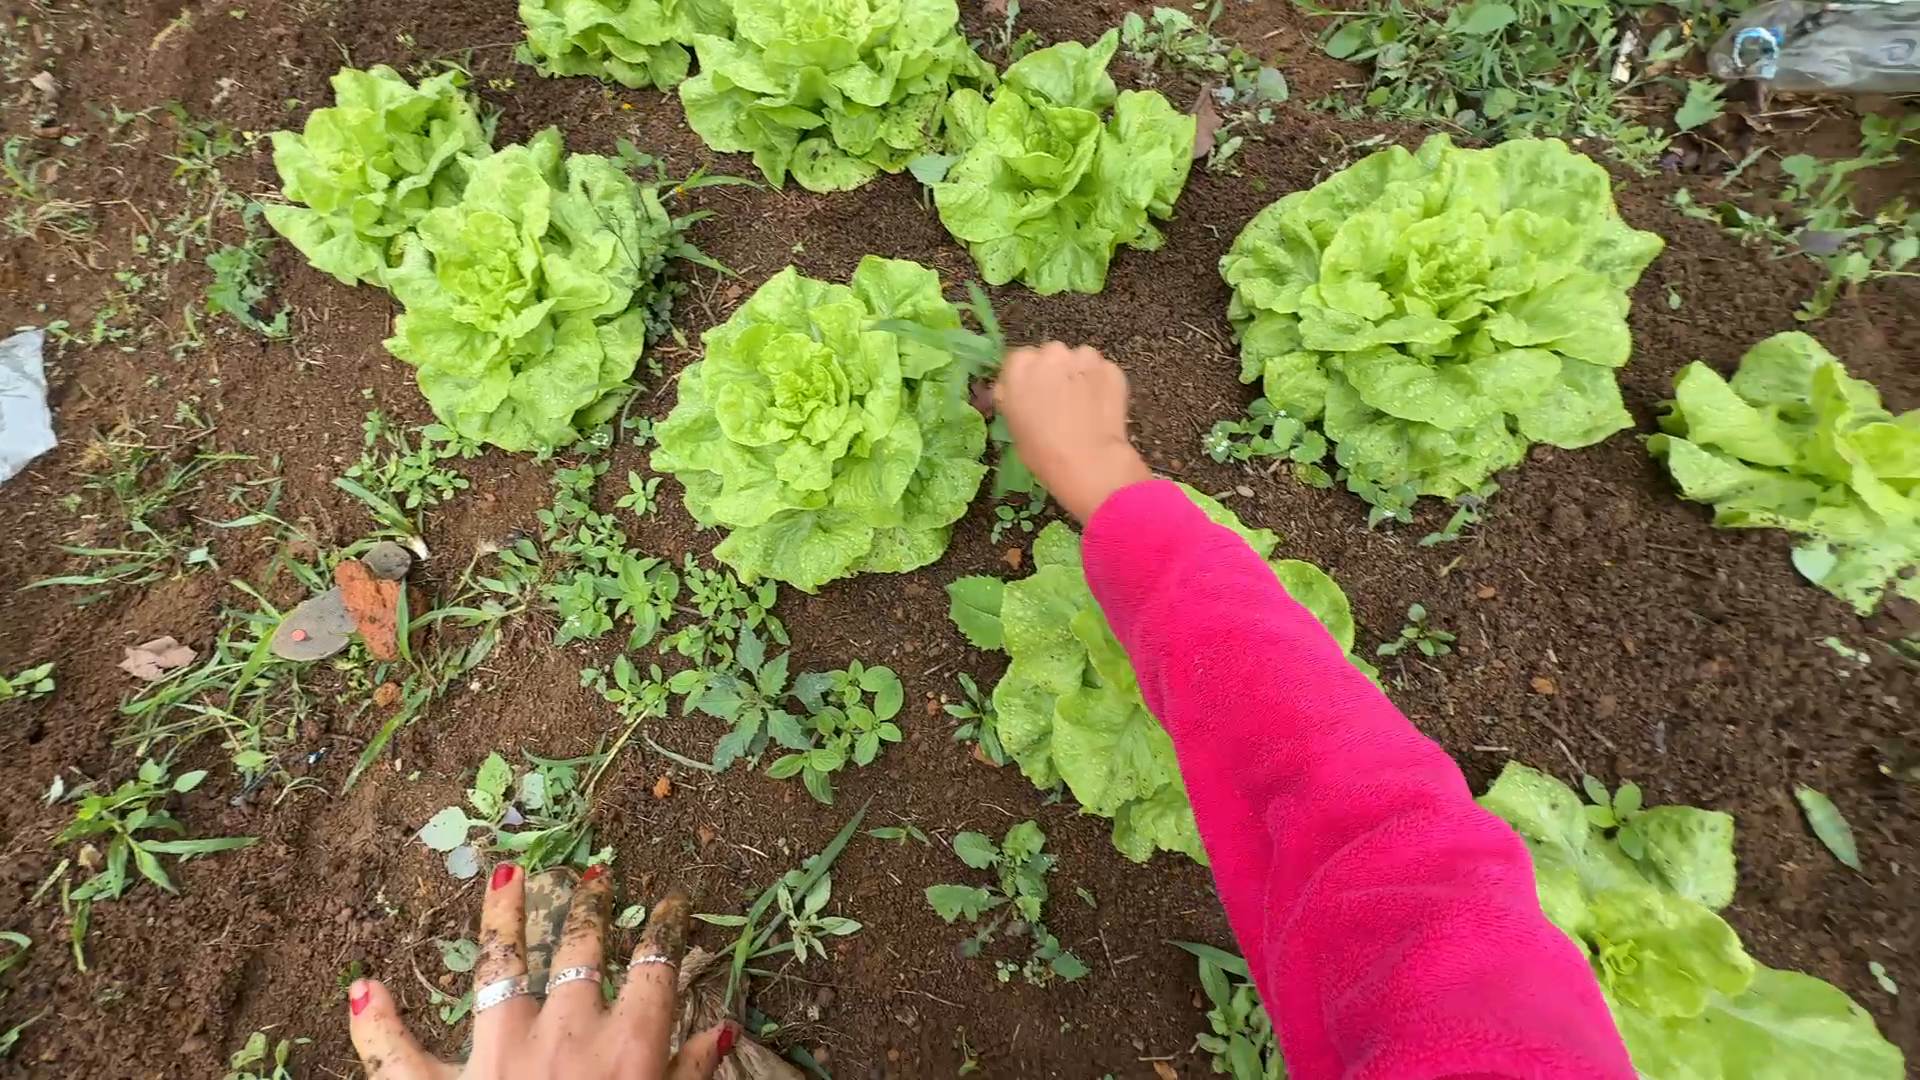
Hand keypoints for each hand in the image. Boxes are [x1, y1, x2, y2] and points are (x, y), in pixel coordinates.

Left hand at [347, 864, 734, 1079]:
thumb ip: (692, 1073)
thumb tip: (725, 1029)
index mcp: (626, 1042)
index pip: (657, 960)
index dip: (669, 922)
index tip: (674, 901)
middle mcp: (564, 1033)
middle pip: (581, 947)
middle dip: (591, 904)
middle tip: (595, 873)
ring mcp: (495, 1059)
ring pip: (500, 969)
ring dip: (502, 917)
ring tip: (506, 874)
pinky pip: (396, 1057)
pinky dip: (376, 1024)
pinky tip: (363, 985)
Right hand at [994, 343, 1152, 522]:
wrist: (1088, 462)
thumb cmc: (1042, 451)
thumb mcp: (1013, 425)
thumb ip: (1013, 397)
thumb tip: (1015, 390)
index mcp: (1020, 366)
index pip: (1018, 360)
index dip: (1026, 378)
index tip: (1032, 394)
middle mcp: (1051, 353)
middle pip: (1050, 355)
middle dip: (1054, 372)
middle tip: (1059, 401)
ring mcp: (1084, 357)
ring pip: (1079, 360)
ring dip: (1078, 375)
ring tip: (1082, 405)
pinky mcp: (1111, 368)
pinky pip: (1102, 372)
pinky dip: (1100, 384)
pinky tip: (1100, 408)